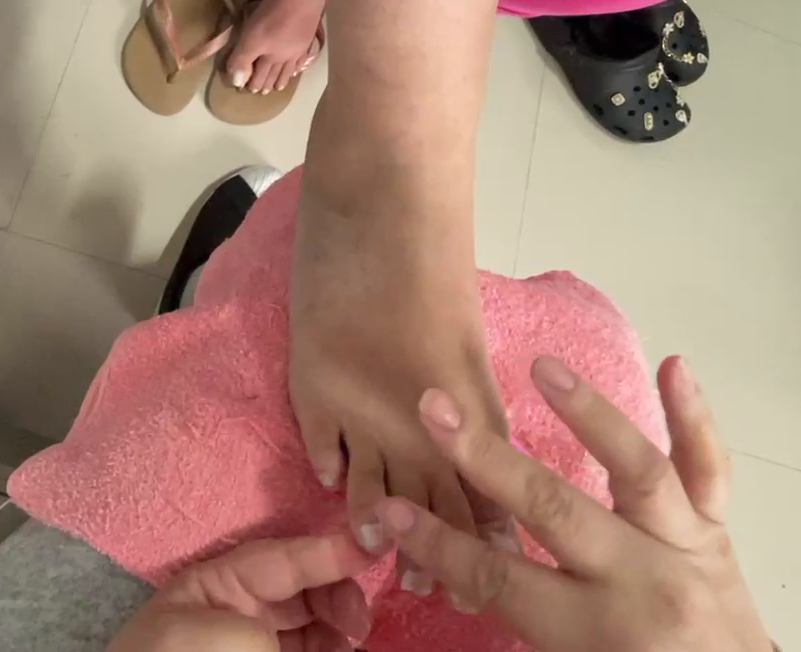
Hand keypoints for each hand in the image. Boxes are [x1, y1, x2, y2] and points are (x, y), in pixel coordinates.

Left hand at [108, 533, 374, 651]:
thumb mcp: (209, 639)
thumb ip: (262, 635)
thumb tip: (316, 642)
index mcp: (220, 582)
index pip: (284, 557)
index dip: (329, 548)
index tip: (373, 543)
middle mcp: (240, 609)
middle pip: (304, 589)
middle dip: (338, 593)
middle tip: (359, 621)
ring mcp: (253, 643)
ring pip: (311, 625)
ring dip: (339, 627)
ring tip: (352, 639)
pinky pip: (306, 649)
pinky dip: (328, 648)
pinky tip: (342, 650)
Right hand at [289, 189, 518, 593]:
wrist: (381, 213)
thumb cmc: (434, 257)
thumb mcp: (465, 329)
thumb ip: (464, 387)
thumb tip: (462, 428)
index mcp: (469, 411)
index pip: (481, 496)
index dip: (484, 538)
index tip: (485, 564)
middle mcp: (419, 429)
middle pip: (428, 510)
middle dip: (432, 553)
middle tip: (426, 586)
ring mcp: (362, 414)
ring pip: (370, 495)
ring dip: (375, 525)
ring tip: (376, 550)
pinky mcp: (315, 390)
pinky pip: (322, 450)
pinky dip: (329, 468)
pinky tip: (330, 481)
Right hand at [373, 355, 774, 651]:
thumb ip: (518, 624)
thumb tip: (445, 576)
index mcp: (600, 634)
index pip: (500, 579)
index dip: (439, 544)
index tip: (388, 508)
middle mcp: (643, 582)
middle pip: (554, 508)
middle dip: (485, 457)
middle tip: (434, 406)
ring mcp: (686, 547)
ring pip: (639, 471)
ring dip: (588, 414)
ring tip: (543, 366)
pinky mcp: (715, 530)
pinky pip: (709, 470)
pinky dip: (695, 416)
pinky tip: (673, 364)